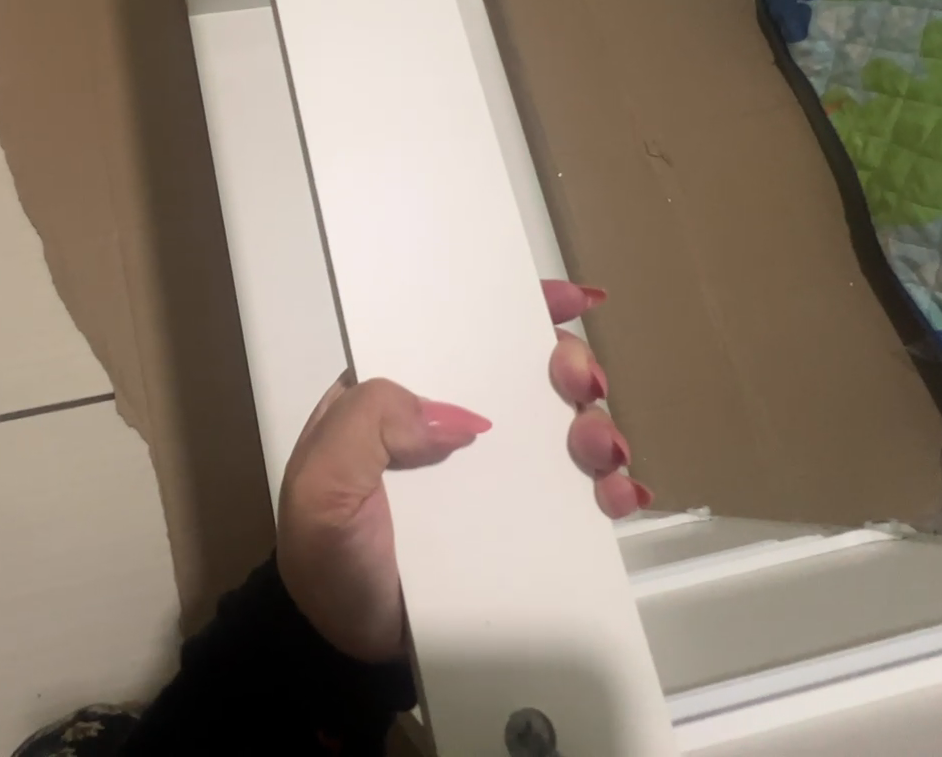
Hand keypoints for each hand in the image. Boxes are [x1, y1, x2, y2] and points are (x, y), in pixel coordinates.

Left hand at [275, 280, 651, 662]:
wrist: (345, 642)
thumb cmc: (325, 556)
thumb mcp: (323, 480)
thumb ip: (368, 425)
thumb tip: (457, 417)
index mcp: (394, 400)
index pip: (453, 334)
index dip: (508, 311)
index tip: (563, 299)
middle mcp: (443, 426)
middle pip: (518, 376)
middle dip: (564, 367)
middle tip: (578, 386)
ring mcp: (484, 475)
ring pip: (555, 429)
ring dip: (592, 425)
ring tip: (598, 450)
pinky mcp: (515, 523)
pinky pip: (571, 494)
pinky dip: (606, 486)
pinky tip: (618, 494)